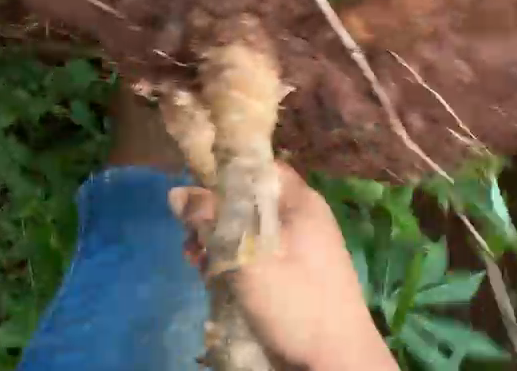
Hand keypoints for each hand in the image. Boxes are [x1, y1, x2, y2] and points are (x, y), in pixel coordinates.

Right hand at [171, 166, 395, 370]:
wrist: (340, 370)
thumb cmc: (295, 302)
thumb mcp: (243, 255)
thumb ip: (208, 219)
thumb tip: (176, 193)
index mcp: (299, 202)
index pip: (256, 165)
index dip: (221, 168)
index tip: (191, 183)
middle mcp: (301, 219)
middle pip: (244, 198)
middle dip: (210, 214)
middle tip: (189, 236)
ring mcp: (299, 249)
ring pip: (245, 228)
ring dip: (215, 240)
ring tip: (195, 261)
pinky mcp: (293, 276)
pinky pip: (254, 254)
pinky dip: (231, 260)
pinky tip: (212, 277)